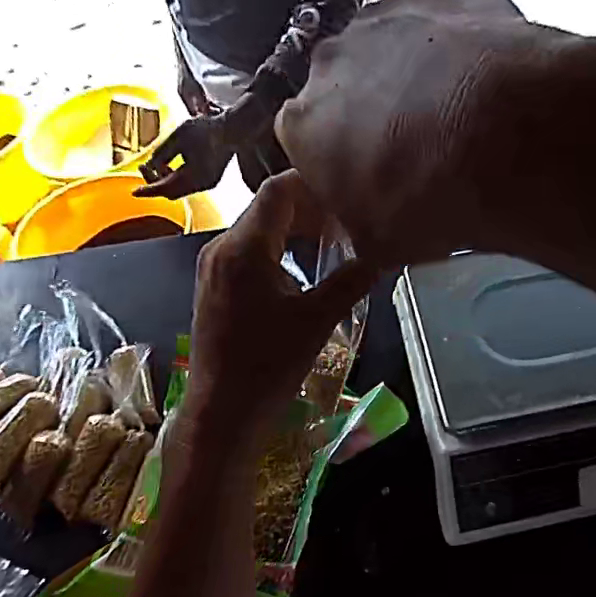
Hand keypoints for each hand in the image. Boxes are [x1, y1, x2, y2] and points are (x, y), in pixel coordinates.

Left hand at [136, 115, 234, 199]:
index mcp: (193, 176)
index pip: (166, 188)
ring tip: (156, 164)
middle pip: (172, 192)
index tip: (135, 192)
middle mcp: (201, 185)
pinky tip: (171, 166)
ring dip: (166, 180)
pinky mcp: (210, 180)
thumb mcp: (177, 137)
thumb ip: (161, 154)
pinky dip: (176, 179)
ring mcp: (207, 184)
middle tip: (143, 168)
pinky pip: (188, 186)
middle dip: (156, 183)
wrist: (231, 130)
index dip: (149, 190)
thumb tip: (150, 166)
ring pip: (180, 190)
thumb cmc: (206, 129)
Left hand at [185, 170, 376, 433]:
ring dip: (295, 231)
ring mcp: (213, 268)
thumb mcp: (317, 321)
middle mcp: (221, 248)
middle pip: (267, 208)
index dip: (314, 185)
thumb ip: (350, 282)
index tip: (348, 195)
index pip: (278, 191)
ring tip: (331, 246)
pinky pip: (248, 253)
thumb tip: (382, 255)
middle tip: (347, 223)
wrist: (222, 411)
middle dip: (310, 210)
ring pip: (257, 230)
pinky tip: (303, 273)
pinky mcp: (214, 287)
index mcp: (244, 250)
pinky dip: (278, 251)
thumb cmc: (268, 367)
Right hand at [276, 0, 595, 263]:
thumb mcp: (380, 246)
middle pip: (346, 87)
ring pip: (389, 45)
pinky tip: (482, 68)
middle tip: (420, 147)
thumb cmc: (431, 199)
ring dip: (413, 72)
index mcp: (302, 127)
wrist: (502, 142)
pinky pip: (434, 11)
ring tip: (460, 111)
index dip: (340, 161)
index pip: (307, 142)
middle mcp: (328, 63)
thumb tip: (366, 229)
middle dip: (373, 112)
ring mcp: (380, 18)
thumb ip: (357, 226)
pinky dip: (453, 34)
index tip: (369, 179)